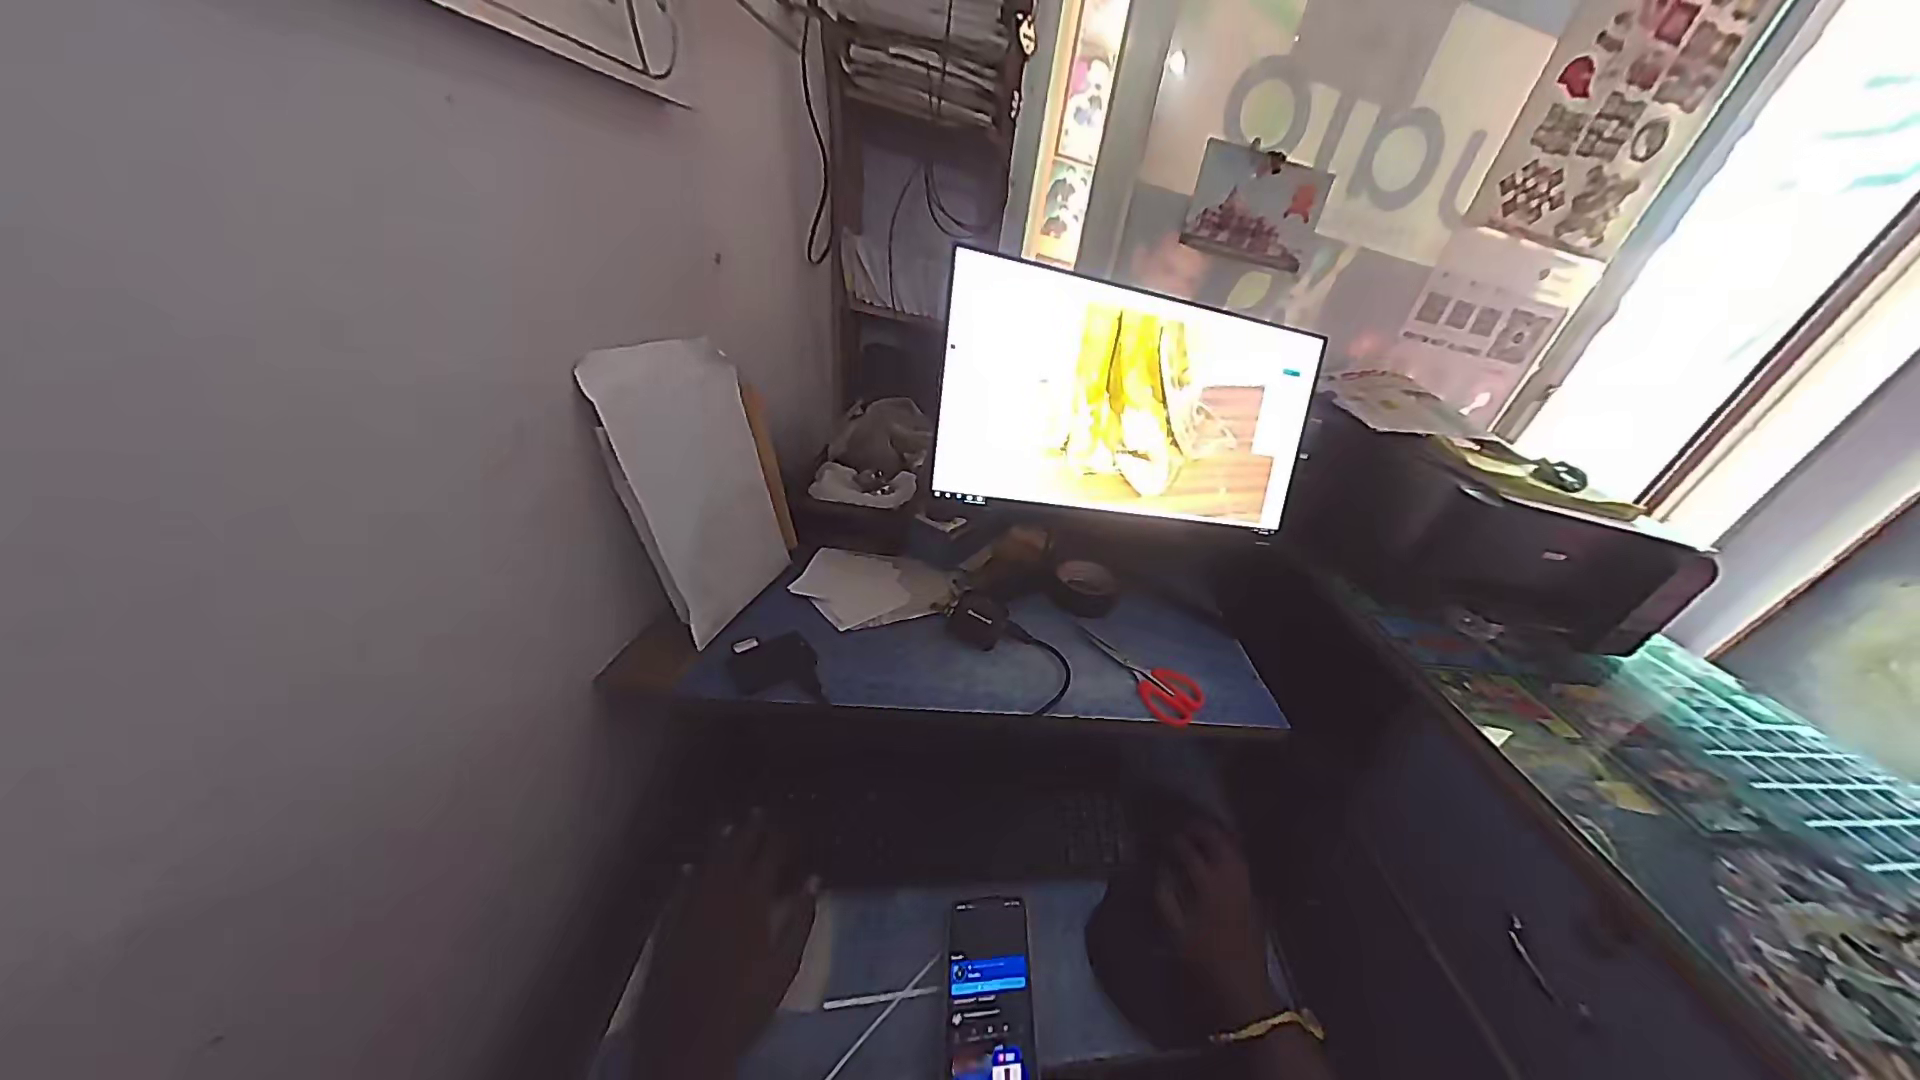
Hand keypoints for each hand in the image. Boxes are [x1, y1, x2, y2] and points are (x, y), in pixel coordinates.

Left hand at [629, 814, 817, 1078]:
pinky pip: (679, 890)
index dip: (780, 838)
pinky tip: (690, 867)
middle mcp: (720, 895)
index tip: (789, 826)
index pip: (769, 856)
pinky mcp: (668, 926)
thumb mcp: (784, 966)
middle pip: (737, 852)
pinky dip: (688, 875)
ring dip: (720, 844)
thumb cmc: (745, 1005)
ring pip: (707, 865)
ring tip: (729, 826)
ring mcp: (690, 909)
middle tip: (759, 812)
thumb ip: (801, 919)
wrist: (686, 1041)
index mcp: (752, 901)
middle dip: (750, 830)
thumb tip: (814, 881)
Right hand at [1154, 818, 1282, 1029]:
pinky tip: (1219, 857)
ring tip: (1201, 834)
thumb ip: (1165, 897)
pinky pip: (1241, 866)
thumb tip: (1160, 870)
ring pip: (1234, 852)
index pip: (1189, 852)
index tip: (1160, 836)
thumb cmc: (1203, 965)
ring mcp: (1245, 891)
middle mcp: (1230, 882)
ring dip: (1218, 839)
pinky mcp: (1253, 902)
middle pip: (1218, 843)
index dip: (1174, 841)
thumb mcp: (1174, 933)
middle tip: (1184, 825)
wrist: (1243, 995)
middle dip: (1201, 830)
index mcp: (1208, 887)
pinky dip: (1230, 853)